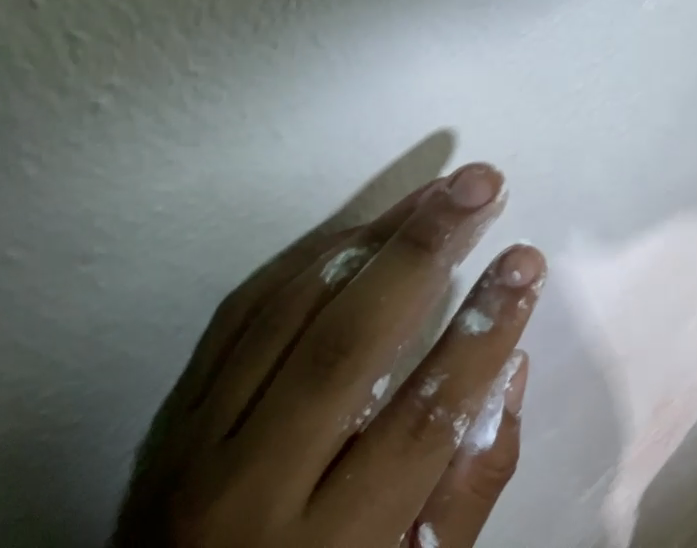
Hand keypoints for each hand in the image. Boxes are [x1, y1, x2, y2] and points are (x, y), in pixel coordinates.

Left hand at [114, 163, 542, 547]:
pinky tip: (366, 227)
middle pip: (348, 344)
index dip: (484, 330)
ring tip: (439, 191)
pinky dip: (308, 260)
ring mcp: (196, 449)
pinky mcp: (169, 420)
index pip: (424, 416)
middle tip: (483, 184)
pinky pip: (239, 316)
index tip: (528, 260)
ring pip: (289, 313)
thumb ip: (471, 484)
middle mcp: (251, 491)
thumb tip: (510, 363)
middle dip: (426, 250)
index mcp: (330, 544)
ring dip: (374, 237)